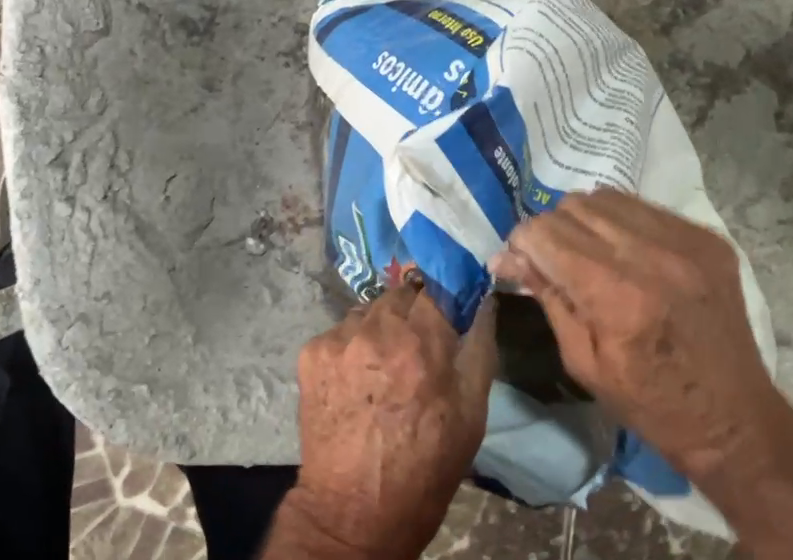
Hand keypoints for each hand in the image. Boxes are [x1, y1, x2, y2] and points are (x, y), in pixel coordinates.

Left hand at [272, 276, 496, 559]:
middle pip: (399, 294)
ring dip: (379, 327)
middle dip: (411, 312)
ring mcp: (339, 339)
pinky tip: (357, 379)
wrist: (355, 509)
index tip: (448, 307)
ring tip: (384, 367)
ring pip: (367, 310)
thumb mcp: (472, 412)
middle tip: (417, 347)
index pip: (436, 284)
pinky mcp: (311, 352)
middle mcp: (377, 329)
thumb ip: (478, 346)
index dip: (444, 293)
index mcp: (422, 342)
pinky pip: (340, 331)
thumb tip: (482, 301)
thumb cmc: (427, 464)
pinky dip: (351, 345)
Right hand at [490, 189, 785, 483]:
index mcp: (616, 295)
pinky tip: (628, 255)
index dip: (523, 245)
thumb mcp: (582, 360)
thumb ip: (546, 296)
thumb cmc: (649, 402)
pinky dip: (622, 223)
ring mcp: (685, 243)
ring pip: (605, 198)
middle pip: (571, 207)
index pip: (543, 233)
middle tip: (556, 263)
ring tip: (592, 254)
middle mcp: (651, 256)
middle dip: (552, 232)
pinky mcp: (708, 239)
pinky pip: (643, 207)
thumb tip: (504, 256)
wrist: (735, 420)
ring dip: (585, 221)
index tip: (523, 265)